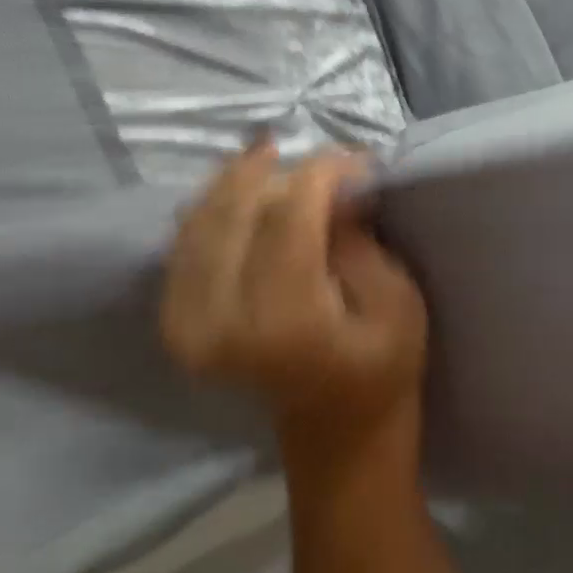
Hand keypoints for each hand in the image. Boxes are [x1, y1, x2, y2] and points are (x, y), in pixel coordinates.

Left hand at [160, 141, 428, 450]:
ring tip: (272, 153)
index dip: (317, 177)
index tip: (356, 156)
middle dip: (274, 173)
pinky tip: (238, 188)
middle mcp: (219, 320)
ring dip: (233, 183)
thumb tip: (338, 190)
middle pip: (231, 217)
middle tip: (316, 150)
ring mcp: (186, 322)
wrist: (337, 422)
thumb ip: (360, 245)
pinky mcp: (175, 320)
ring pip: (196, 226)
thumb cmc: (386, 363)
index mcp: (286, 320)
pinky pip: (182, 247)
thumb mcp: (397, 302)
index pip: (286, 223)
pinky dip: (209, 209)